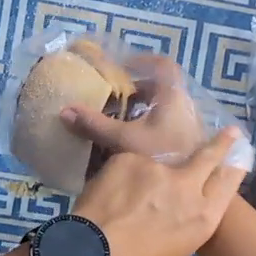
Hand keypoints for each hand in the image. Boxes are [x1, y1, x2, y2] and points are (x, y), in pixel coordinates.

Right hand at [60, 54, 205, 160]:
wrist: (189, 194)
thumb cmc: (158, 158)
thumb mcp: (121, 140)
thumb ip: (94, 125)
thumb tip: (64, 112)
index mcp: (174, 99)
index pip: (163, 66)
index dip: (143, 61)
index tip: (123, 68)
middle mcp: (187, 110)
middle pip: (163, 91)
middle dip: (138, 93)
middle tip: (115, 101)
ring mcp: (190, 131)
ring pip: (166, 111)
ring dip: (145, 114)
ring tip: (121, 125)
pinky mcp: (189, 149)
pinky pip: (170, 129)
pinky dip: (152, 131)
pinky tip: (135, 148)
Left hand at [71, 129, 246, 255]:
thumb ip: (178, 230)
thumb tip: (170, 219)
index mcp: (202, 218)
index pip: (228, 184)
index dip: (234, 169)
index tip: (236, 158)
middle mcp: (186, 187)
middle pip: (208, 157)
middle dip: (221, 143)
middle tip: (229, 131)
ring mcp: (157, 168)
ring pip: (158, 163)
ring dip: (148, 173)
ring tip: (127, 193)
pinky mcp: (128, 158)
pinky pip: (127, 164)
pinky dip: (121, 176)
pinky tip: (107, 193)